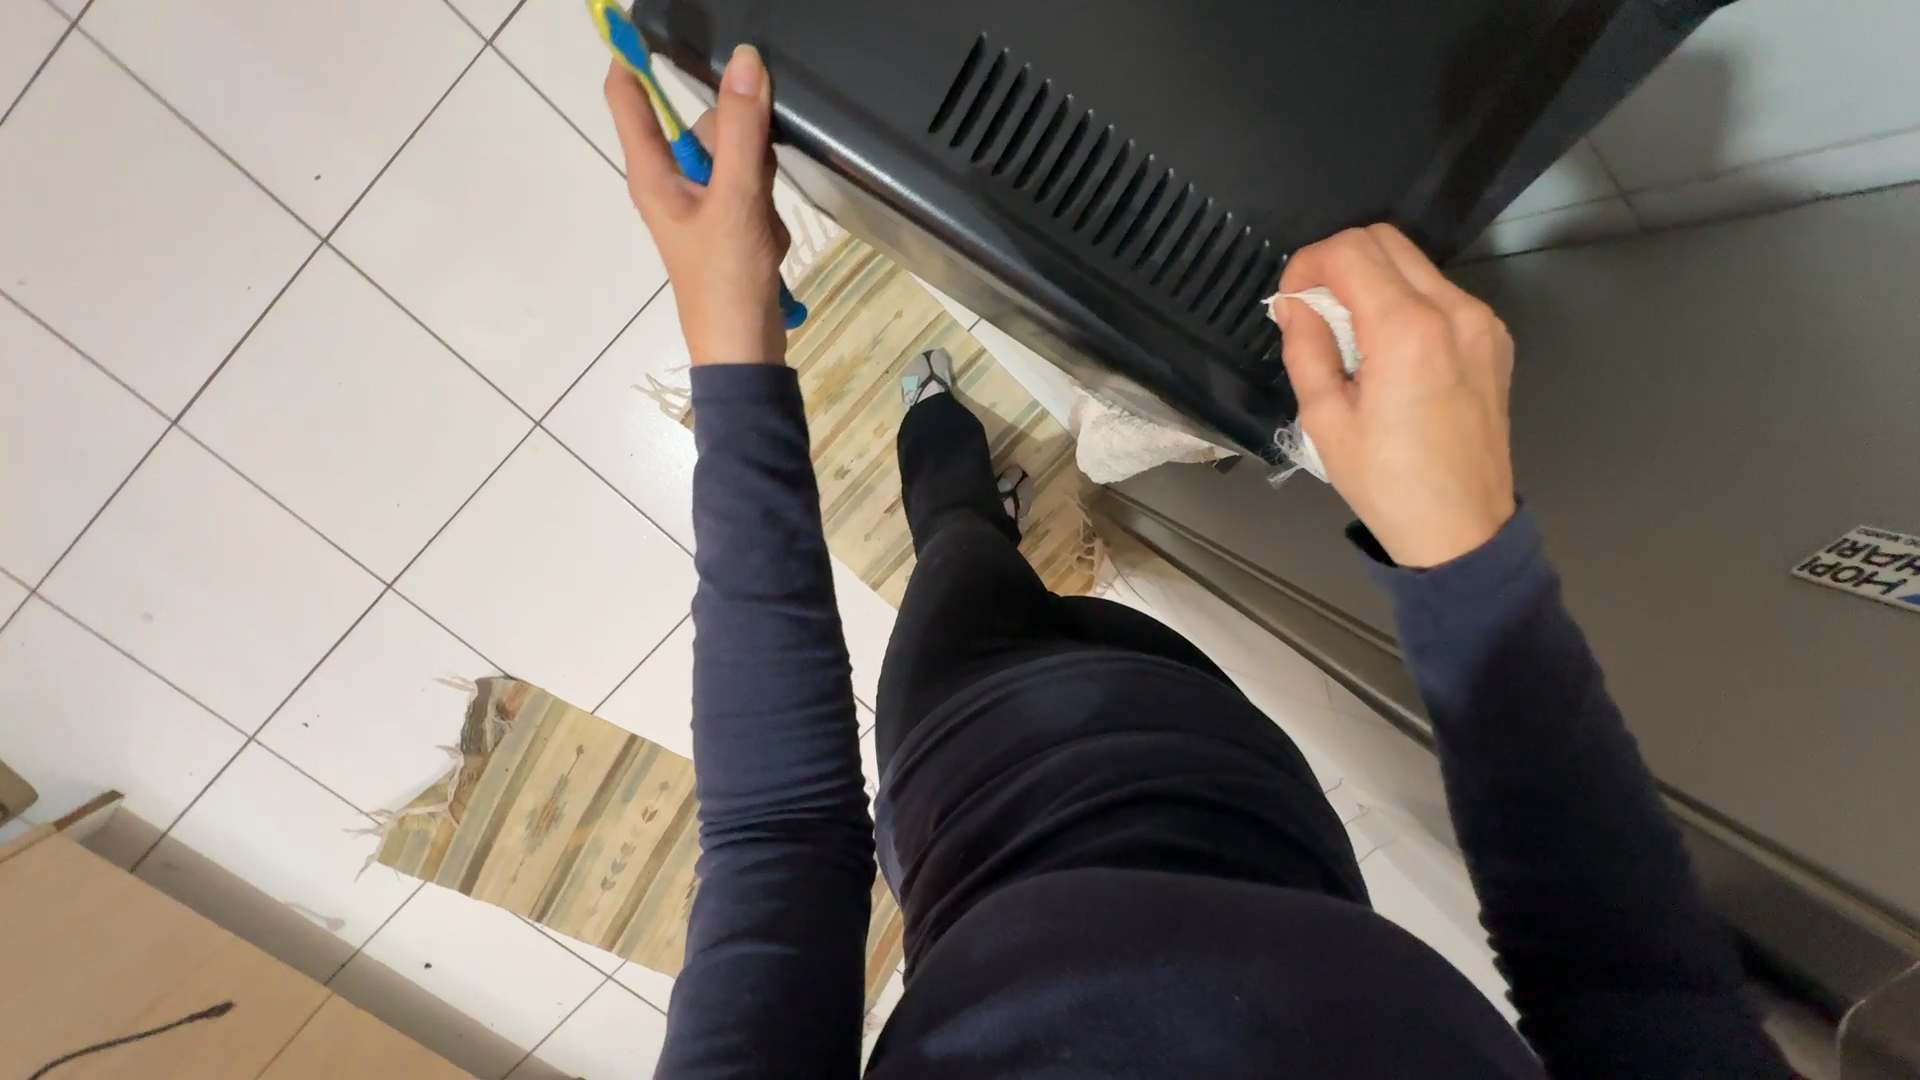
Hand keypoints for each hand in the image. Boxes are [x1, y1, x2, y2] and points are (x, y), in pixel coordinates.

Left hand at [605, 46, 789, 366]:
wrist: (743, 350)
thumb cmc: (726, 279)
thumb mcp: (737, 200)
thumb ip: (744, 130)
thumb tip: (746, 59)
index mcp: (652, 172)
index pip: (628, 94)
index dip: (637, 56)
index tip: (667, 33)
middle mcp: (671, 182)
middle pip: (704, 127)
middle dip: (740, 145)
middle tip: (755, 181)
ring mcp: (702, 207)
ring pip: (737, 162)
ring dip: (760, 186)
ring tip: (762, 226)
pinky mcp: (728, 229)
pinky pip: (751, 195)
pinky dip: (766, 213)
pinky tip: (768, 243)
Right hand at [1275, 225, 1515, 568]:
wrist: (1458, 524)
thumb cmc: (1382, 480)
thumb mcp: (1324, 419)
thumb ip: (1306, 350)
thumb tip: (1293, 306)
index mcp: (1407, 332)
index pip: (1350, 253)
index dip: (1307, 265)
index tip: (1288, 300)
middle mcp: (1453, 310)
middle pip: (1385, 240)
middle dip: (1336, 262)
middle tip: (1309, 308)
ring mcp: (1480, 321)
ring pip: (1413, 263)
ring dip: (1368, 280)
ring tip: (1343, 334)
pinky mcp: (1491, 337)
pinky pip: (1437, 293)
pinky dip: (1399, 300)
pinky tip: (1382, 349)